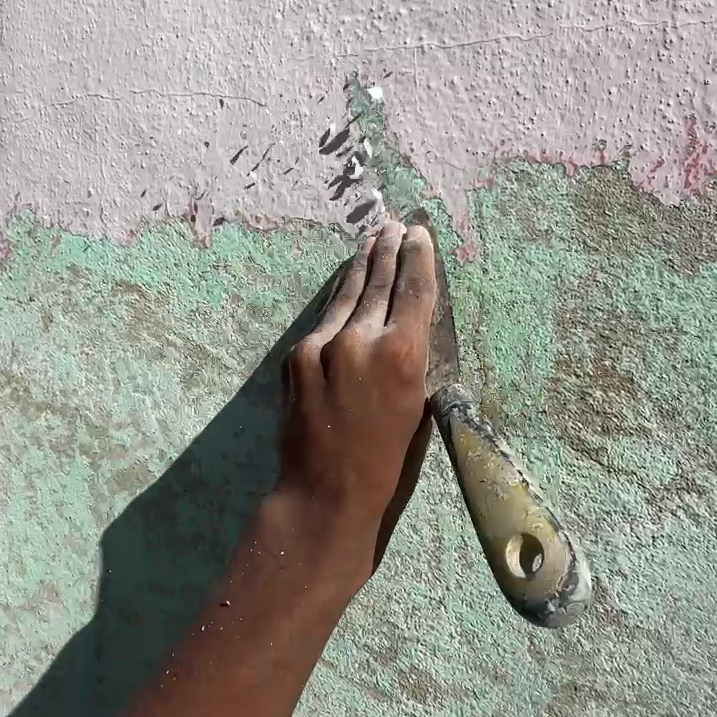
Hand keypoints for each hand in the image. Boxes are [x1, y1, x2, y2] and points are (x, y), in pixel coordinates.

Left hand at [277, 219, 437, 574]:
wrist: (324, 491)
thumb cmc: (386, 460)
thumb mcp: (416, 404)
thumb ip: (411, 357)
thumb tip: (407, 320)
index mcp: (402, 354)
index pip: (413, 291)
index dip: (419, 258)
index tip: (419, 234)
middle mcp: (361, 340)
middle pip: (379, 284)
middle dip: (389, 252)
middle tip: (395, 225)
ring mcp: (323, 346)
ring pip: (348, 296)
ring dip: (361, 267)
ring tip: (372, 241)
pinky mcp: (297, 356)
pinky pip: (325, 319)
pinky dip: (339, 300)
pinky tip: (346, 284)